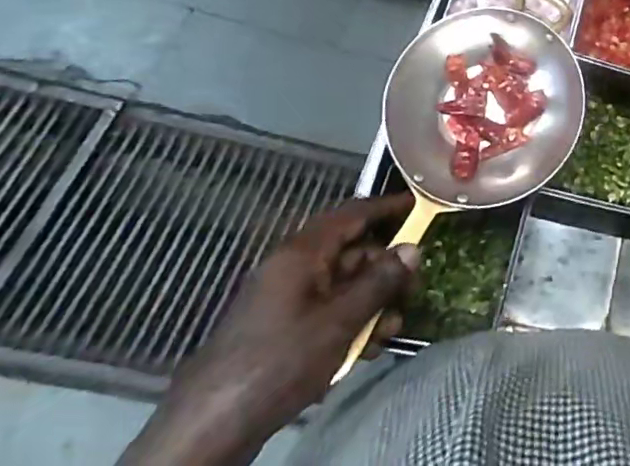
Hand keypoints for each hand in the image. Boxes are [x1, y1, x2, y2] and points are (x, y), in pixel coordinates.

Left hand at [121, 194, 419, 465]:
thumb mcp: (339, 322)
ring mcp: (285, 299)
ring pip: (340, 286)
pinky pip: (325, 312)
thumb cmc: (279, 361)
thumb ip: (379, 283)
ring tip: (393, 327)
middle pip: (349, 252)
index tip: (417, 205)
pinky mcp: (282, 329)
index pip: (351, 214)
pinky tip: (368, 348)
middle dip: (385, 268)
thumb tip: (413, 248)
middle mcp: (293, 267)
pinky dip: (349, 323)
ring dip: (371, 302)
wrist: (212, 424)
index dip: (386, 207)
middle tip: (415, 285)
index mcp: (302, 253)